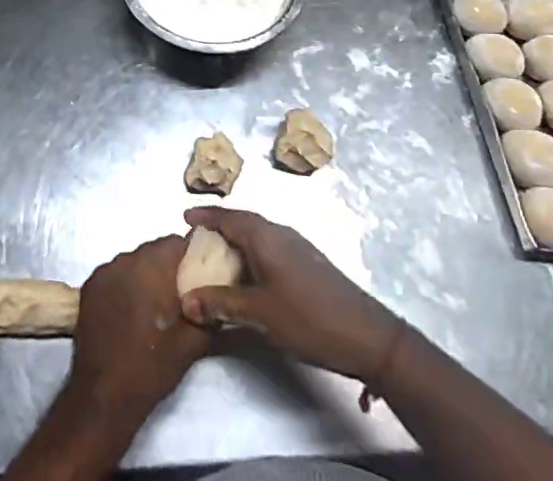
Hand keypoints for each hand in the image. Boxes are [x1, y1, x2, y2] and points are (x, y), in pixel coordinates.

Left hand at [66, 234, 210, 416]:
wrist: (105, 394)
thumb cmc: (154, 364)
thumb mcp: (196, 339)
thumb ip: (210, 307)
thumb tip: (218, 293)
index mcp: (153, 264)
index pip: (178, 242)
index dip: (190, 257)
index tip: (197, 277)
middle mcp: (126, 259)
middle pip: (154, 251)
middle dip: (167, 267)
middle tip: (176, 295)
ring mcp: (104, 272)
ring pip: (133, 262)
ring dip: (144, 276)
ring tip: (151, 306)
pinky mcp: (88, 288)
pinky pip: (114, 276)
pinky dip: (123, 286)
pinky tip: (128, 311)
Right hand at [179, 207, 404, 382]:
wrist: (368, 336)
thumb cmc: (309, 318)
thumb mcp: (259, 313)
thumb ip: (220, 304)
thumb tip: (186, 300)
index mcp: (267, 237)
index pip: (230, 217)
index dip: (206, 216)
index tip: (184, 218)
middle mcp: (281, 235)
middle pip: (243, 224)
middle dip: (218, 230)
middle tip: (194, 244)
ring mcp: (297, 249)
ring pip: (257, 239)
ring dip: (235, 246)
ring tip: (214, 262)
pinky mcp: (307, 266)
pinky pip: (269, 252)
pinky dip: (250, 259)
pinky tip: (246, 280)